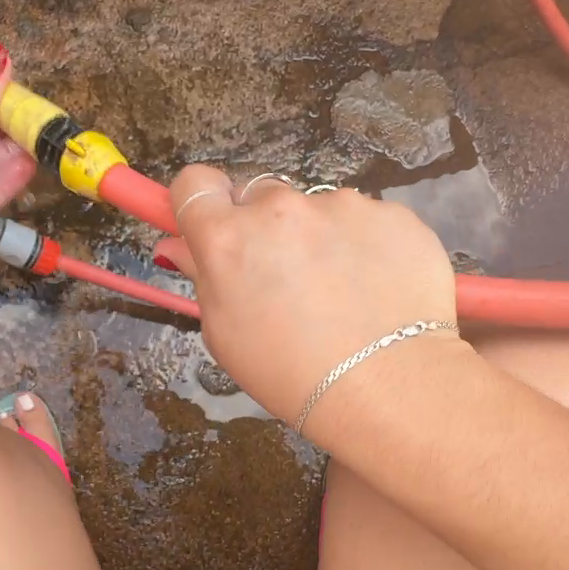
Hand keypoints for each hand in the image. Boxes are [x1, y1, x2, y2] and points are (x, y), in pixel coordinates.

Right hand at [161, 166, 465, 436]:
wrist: (387, 385)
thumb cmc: (288, 372)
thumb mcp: (225, 334)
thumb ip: (202, 276)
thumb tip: (177, 245)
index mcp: (228, 238)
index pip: (194, 184)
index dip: (201, 203)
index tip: (211, 227)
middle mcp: (280, 208)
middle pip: (258, 197)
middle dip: (263, 227)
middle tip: (282, 279)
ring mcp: (341, 205)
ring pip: (315, 210)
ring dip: (316, 237)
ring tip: (339, 294)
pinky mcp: (391, 214)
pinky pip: (364, 221)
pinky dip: (363, 247)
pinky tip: (373, 290)